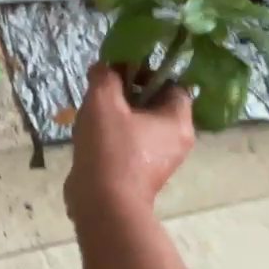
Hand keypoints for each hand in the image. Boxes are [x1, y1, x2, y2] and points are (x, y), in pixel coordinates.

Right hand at [64, 63, 193, 226]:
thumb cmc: (111, 146)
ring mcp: (160, 158)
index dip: (149, 72)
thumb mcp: (103, 100)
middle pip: (156, 103)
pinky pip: (132, 140)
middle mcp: (176, 140)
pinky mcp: (142, 171)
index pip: (174, 86)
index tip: (120, 69)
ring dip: (118, 110)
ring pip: (141, 122)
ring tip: (91, 108)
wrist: (104, 200)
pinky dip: (115, 131)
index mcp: (177, 122)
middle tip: (101, 86)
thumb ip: (105, 76)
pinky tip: (91, 130)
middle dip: (128, 90)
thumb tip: (105, 68)